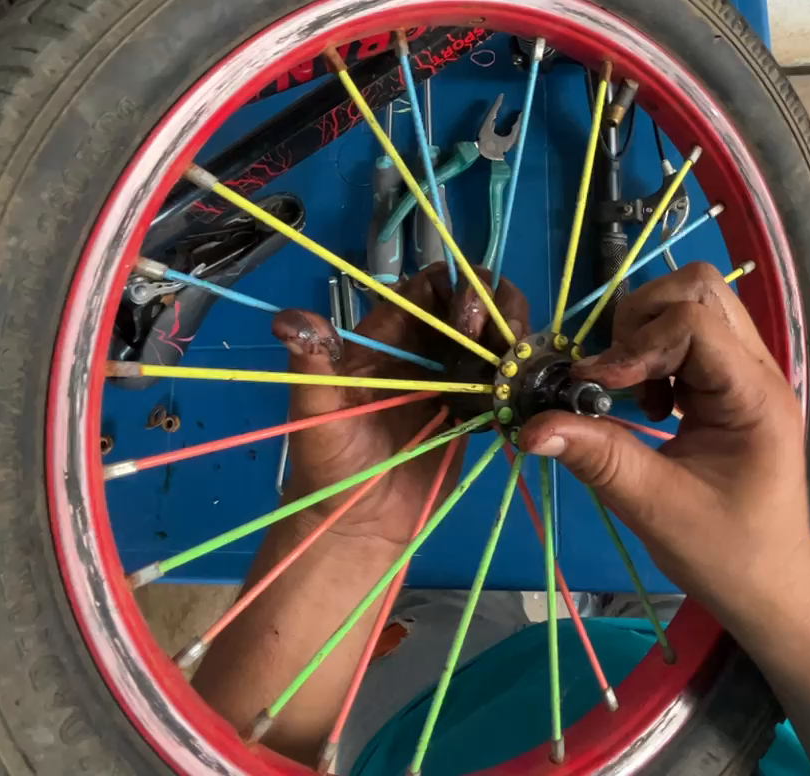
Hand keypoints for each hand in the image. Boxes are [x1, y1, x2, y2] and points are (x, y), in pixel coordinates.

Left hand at [271, 263, 526, 546]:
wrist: (360, 523)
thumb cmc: (330, 467)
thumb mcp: (316, 414)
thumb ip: (311, 366)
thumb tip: (289, 318)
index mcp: (388, 334)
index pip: (429, 285)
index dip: (455, 287)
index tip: (466, 321)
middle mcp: (425, 346)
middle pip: (472, 297)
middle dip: (494, 304)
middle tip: (497, 342)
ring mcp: (454, 375)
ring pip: (495, 330)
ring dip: (512, 333)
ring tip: (513, 363)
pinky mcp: (476, 407)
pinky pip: (506, 373)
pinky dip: (520, 371)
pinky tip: (520, 389)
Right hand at [517, 262, 809, 625]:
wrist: (770, 590)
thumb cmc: (726, 555)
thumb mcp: (654, 507)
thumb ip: (597, 457)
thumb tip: (531, 427)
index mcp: (753, 395)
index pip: (694, 321)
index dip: (636, 345)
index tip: (598, 388)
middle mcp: (756, 369)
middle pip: (699, 288)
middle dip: (642, 319)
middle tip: (618, 375)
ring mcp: (744, 372)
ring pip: (692, 301)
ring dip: (645, 334)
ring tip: (632, 390)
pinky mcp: (727, 382)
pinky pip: (687, 332)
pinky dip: (652, 351)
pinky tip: (646, 400)